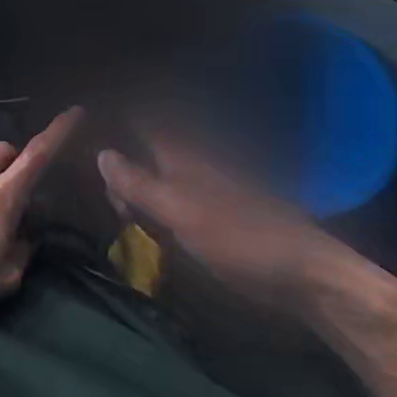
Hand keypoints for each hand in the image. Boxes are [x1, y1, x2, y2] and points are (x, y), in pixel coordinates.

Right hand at [97, 133, 354, 307]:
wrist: (307, 279)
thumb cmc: (241, 239)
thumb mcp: (179, 212)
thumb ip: (137, 183)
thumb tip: (100, 153)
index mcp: (184, 156)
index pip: (143, 121)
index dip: (117, 117)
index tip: (89, 121)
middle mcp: (192, 166)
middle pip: (143, 154)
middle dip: (119, 170)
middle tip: (113, 204)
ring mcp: (204, 192)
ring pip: (155, 180)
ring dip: (134, 193)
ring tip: (125, 219)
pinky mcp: (213, 218)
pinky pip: (169, 204)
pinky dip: (152, 211)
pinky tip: (146, 229)